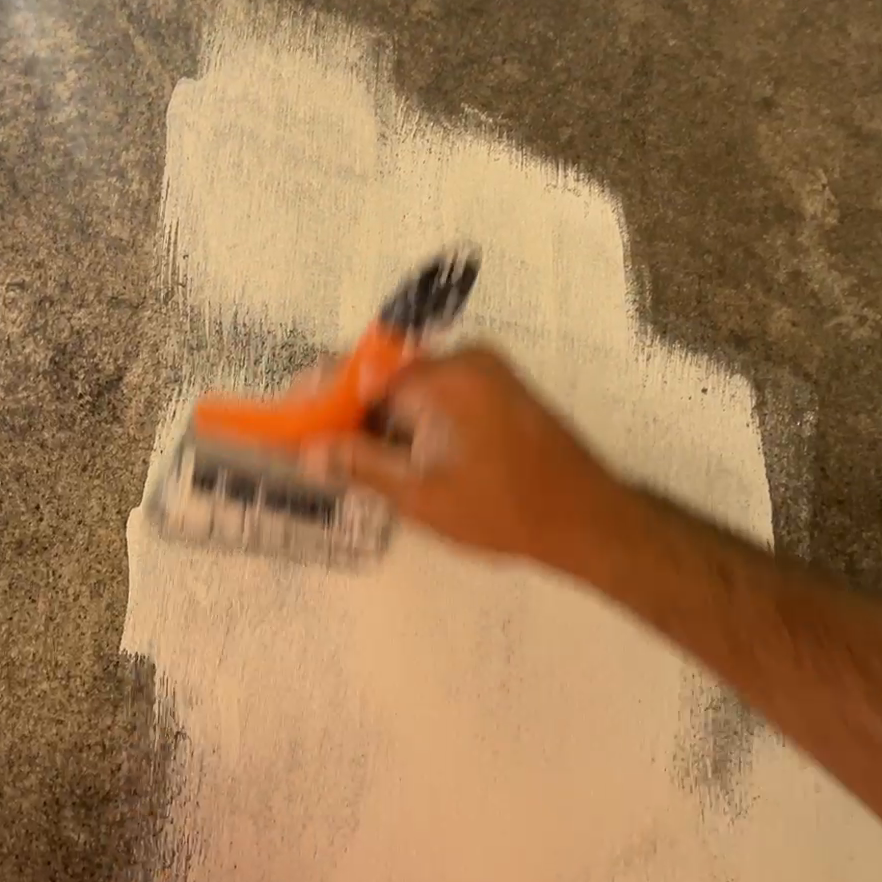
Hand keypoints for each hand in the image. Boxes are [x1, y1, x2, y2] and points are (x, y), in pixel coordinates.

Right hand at [298, 344, 624, 567]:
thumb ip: (360, 466)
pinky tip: (397, 454)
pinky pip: (436, 392)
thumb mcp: (421, 495)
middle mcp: (464, 359)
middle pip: (384, 375)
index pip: (360, 372)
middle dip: (348, 410)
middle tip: (320, 449)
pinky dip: (410, 418)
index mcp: (443, 377)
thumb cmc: (504, 511)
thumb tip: (307, 452)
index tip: (290, 416)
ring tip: (353, 459)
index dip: (319, 395)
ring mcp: (486, 371)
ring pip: (409, 386)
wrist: (592, 522)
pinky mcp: (497, 387)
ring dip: (379, 418)